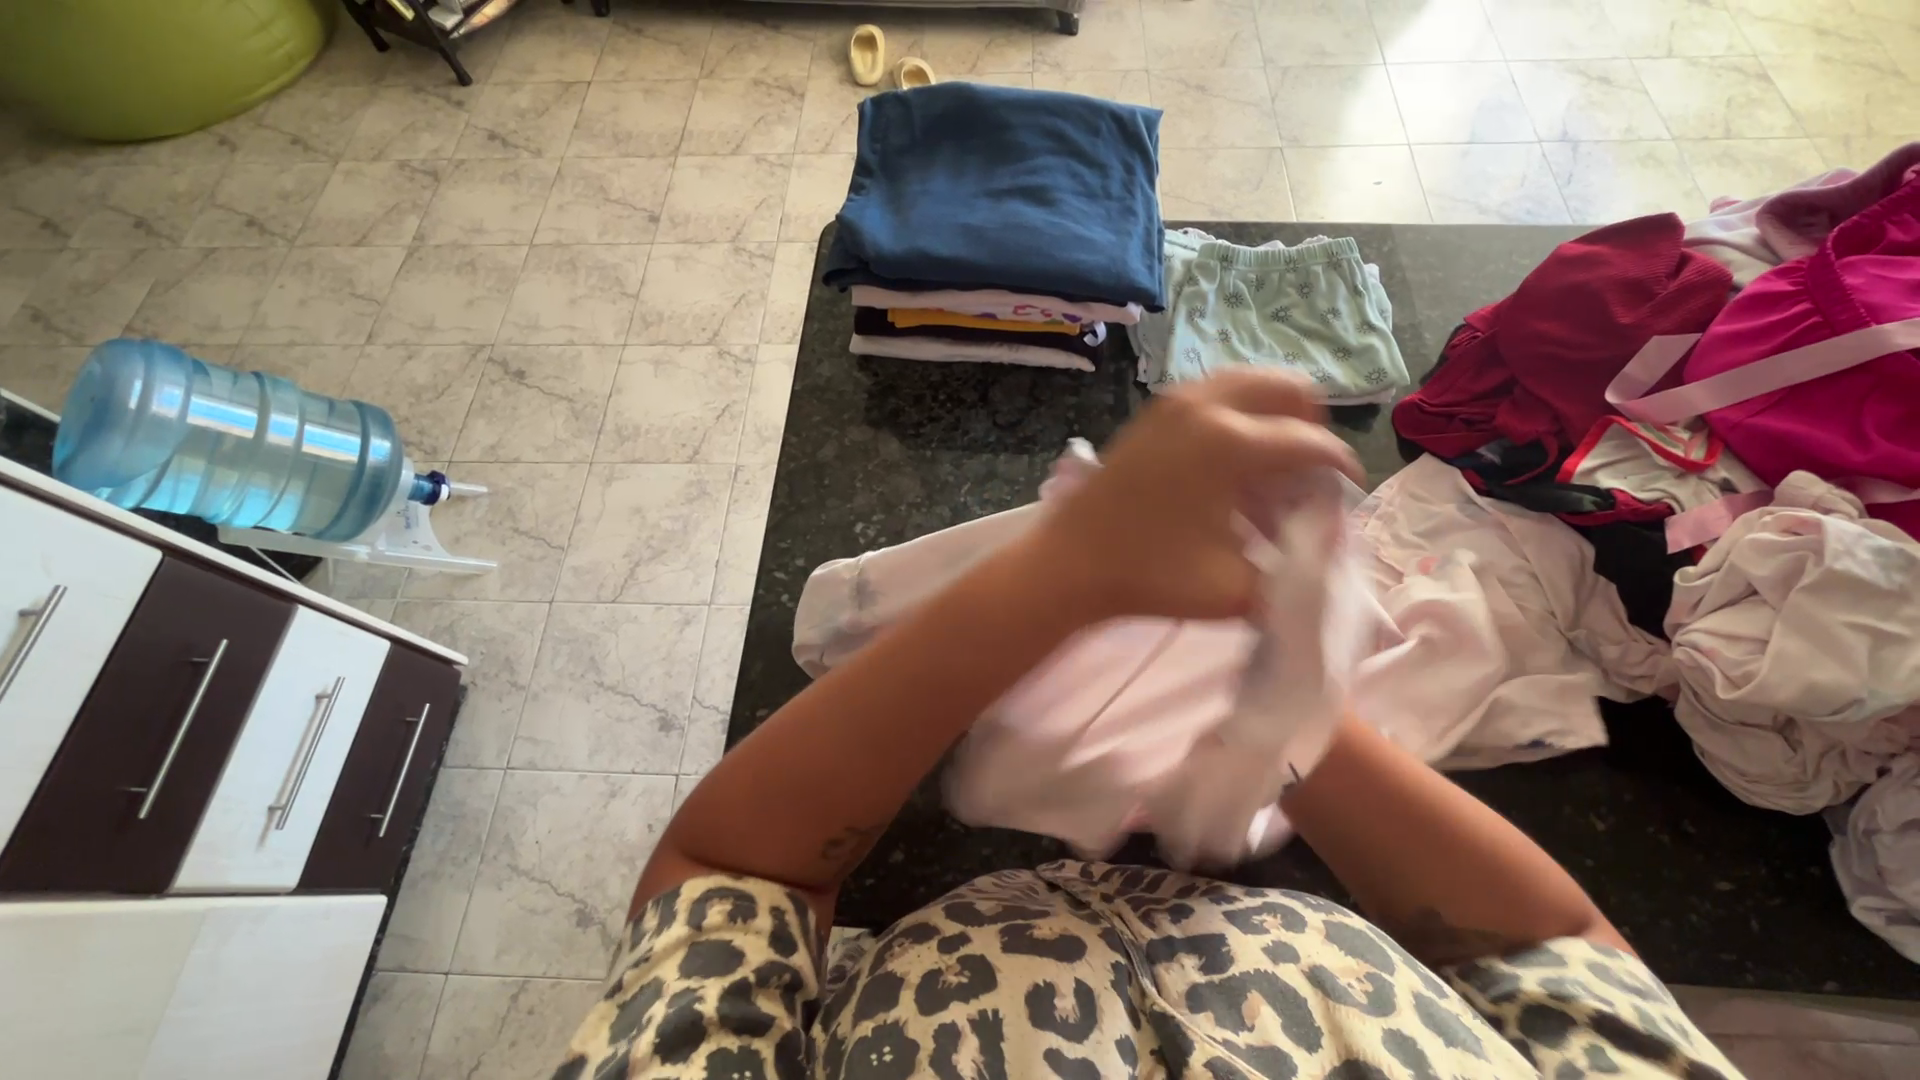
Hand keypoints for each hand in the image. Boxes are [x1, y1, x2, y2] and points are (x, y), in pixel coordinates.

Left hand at [1027, 369, 1360, 622]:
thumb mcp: (1237, 589)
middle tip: (1306, 477)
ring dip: (1272, 419)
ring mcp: (1173, 403)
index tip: (1346, 498)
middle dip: (1310, 429)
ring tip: (1267, 474)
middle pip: (1288, 387)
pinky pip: (1214, 395)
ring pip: (1249, 383)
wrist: (1069, 565)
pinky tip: (1228, 470)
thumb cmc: (1151, 578)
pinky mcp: (1151, 413)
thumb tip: (1333, 547)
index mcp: (1231, 442)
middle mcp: (1206, 405)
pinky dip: (1237, 418)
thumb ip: (1299, 570)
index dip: (1341, 470)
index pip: (1312, 443)